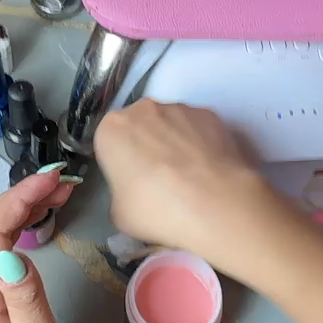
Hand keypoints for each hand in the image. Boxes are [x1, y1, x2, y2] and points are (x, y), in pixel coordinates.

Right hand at [93, 100, 286, 264]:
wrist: (214, 204)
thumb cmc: (156, 209)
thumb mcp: (119, 214)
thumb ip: (120, 193)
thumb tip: (135, 193)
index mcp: (112, 128)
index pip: (108, 142)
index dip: (118, 163)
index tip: (131, 183)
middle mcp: (144, 109)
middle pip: (139, 127)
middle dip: (146, 147)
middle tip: (160, 180)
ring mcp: (180, 108)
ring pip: (170, 124)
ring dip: (174, 143)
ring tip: (190, 177)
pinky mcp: (210, 114)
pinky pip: (198, 128)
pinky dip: (200, 143)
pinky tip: (208, 169)